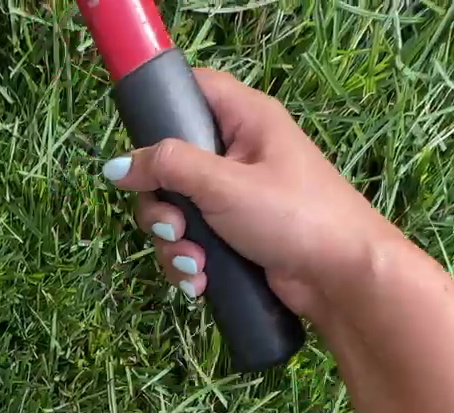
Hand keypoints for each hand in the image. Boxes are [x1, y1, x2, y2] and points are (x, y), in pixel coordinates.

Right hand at [101, 69, 409, 320]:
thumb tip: (116, 165)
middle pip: (168, 168)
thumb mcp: (225, 186)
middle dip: (160, 209)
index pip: (195, 92)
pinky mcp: (228, 234)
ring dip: (173, 245)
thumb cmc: (293, 216)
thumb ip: (169, 169)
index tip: (136, 152)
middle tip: (174, 229)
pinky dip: (186, 263)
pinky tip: (199, 280)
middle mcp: (236, 154)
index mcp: (246, 121)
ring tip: (195, 265)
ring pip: (173, 213)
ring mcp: (231, 196)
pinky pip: (188, 242)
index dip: (161, 113)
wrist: (336, 275)